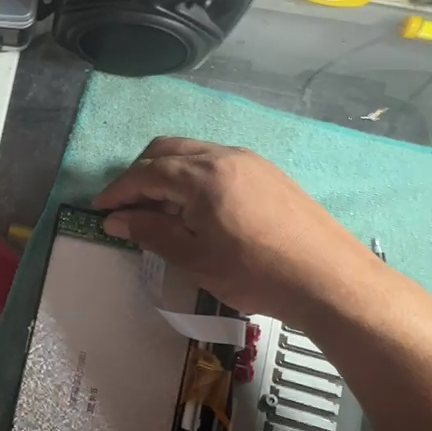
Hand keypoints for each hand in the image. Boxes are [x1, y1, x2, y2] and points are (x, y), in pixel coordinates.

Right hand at [93, 137, 389, 324]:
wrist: (332, 281)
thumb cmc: (256, 274)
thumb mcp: (194, 259)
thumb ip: (150, 232)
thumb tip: (115, 219)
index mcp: (202, 176)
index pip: (145, 172)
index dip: (117, 190)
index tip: (99, 210)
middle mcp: (224, 156)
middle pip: (165, 150)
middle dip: (138, 174)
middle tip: (126, 206)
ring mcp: (249, 160)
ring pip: (191, 151)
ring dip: (165, 172)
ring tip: (158, 208)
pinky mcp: (267, 172)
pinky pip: (215, 160)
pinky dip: (192, 174)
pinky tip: (195, 207)